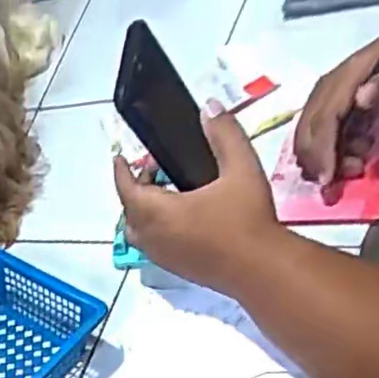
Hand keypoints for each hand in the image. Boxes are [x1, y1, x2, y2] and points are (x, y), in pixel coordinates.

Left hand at [112, 105, 280, 294]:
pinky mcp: (176, 268)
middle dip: (136, 189)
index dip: (121, 172)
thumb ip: (222, 133)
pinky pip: (154, 245)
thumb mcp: (240, 167)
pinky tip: (183, 215)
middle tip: (156, 170)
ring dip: (146, 210)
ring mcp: (163, 257)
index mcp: (158, 214)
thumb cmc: (247, 219)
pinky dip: (157, 227)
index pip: (127, 191)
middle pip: (130, 212)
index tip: (119, 158)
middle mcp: (154, 239)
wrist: (259, 269)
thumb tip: (208, 108)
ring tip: (169, 190)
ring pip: (140, 232)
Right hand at [294, 30, 378, 190]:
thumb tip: (361, 99)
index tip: (327, 180)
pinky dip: (322, 158)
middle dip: (317, 165)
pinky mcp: (322, 111)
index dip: (322, 153)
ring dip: (321, 164)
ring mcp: (320, 102)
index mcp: (342, 80)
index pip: (322, 122)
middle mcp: (324, 91)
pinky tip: (344, 160)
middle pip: (306, 136)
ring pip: (305, 142)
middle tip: (336, 186)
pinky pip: (311, 141)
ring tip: (353, 167)